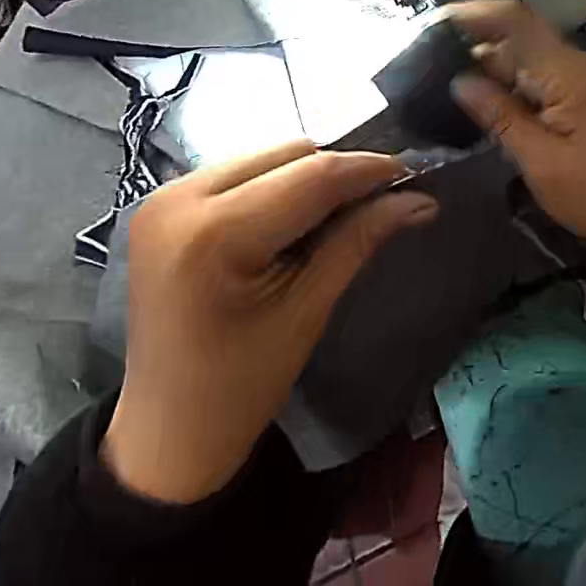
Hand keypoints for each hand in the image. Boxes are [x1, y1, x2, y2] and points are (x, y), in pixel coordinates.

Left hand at [102, 142, 436, 503]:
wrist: (165, 431)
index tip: (414, 173)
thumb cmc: (240, 385)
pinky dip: (282, 184)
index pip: (311, 176)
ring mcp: (165, 196)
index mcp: (211, 235)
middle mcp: (179, 199)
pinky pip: (244, 170)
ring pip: (269, 156)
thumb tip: (420, 199)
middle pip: (289, 155)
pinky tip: (297, 218)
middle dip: (341, 172)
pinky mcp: (165, 202)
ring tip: (341, 212)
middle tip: (379, 200)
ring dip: (311, 176)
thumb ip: (361, 239)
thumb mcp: (309, 309)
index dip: (369, 169)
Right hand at [447, 0, 585, 247]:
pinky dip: (501, 85)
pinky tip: (473, 102)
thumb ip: (500, 117)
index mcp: (564, 73)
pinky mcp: (572, 97)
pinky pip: (530, 79)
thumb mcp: (543, 161)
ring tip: (436, 84)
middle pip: (512, 38)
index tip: (431, 25)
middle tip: (422, 66)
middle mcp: (568, 65)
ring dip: (482, 67)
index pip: (515, 21)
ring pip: (518, 59)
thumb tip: (459, 81)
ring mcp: (572, 80)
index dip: (473, 15)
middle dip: (469, 45)